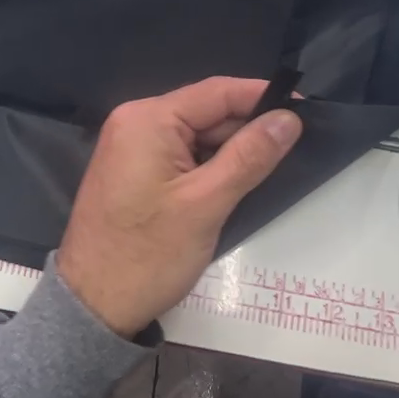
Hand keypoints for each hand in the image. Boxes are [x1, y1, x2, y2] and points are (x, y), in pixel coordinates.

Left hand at [56, 77, 302, 337]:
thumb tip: (289, 118)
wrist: (93, 305)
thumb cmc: (148, 255)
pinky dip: (208, 166)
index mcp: (148, 119)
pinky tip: (235, 182)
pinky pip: (180, 154)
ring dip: (230, 151)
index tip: (305, 109)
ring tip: (272, 168)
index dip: (262, 97)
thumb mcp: (206, 203)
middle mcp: (135, 121)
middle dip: (248, 129)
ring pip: (195, 135)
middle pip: (206, 112)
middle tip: (296, 147)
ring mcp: (130, 146)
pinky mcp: (133, 171)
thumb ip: (250, 156)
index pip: (217, 92)